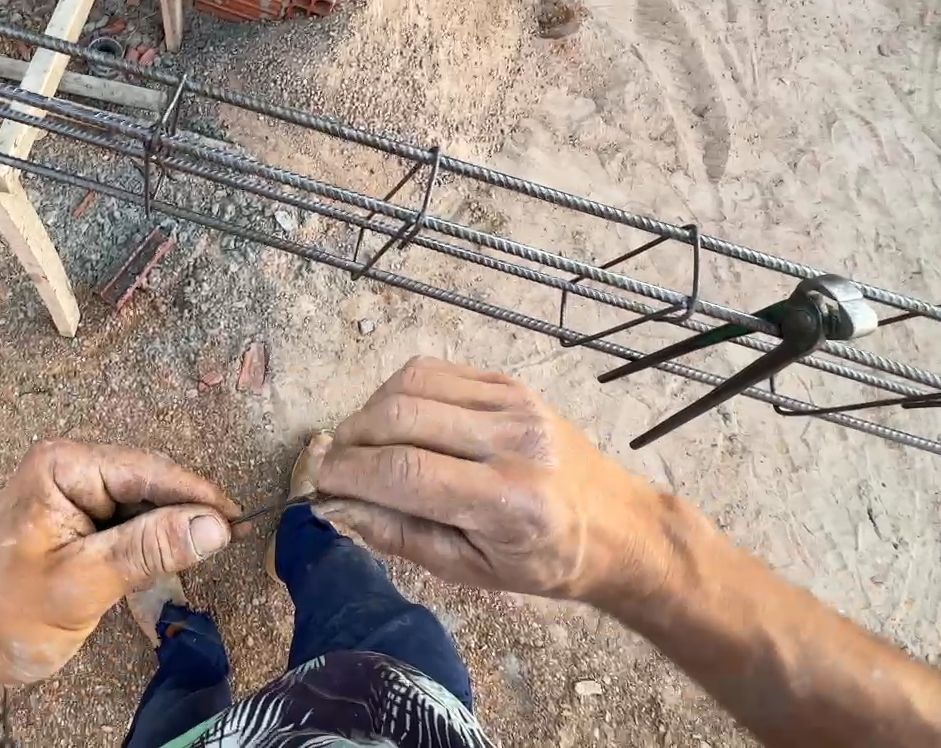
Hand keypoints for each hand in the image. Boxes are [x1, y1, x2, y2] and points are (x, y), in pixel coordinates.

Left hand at [0, 440, 239, 685]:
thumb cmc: (7, 616)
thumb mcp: (83, 582)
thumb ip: (149, 549)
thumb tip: (216, 525)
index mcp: (62, 465)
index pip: (145, 469)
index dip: (196, 493)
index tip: (238, 520)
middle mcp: (68, 466)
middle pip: (146, 481)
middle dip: (185, 510)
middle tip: (230, 541)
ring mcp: (70, 491)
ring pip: (140, 502)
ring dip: (169, 527)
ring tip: (209, 550)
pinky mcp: (75, 517)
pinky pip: (125, 520)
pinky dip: (149, 540)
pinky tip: (172, 556)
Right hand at [313, 357, 669, 603]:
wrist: (619, 525)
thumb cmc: (546, 561)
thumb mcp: (473, 572)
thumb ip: (400, 536)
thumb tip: (337, 508)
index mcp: (509, 501)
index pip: (405, 472)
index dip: (350, 474)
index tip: (322, 484)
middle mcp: (512, 440)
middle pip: (400, 418)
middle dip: (350, 441)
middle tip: (334, 465)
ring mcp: (511, 402)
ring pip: (409, 385)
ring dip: (368, 413)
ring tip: (360, 443)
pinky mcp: (506, 381)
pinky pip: (431, 369)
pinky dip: (395, 391)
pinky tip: (392, 418)